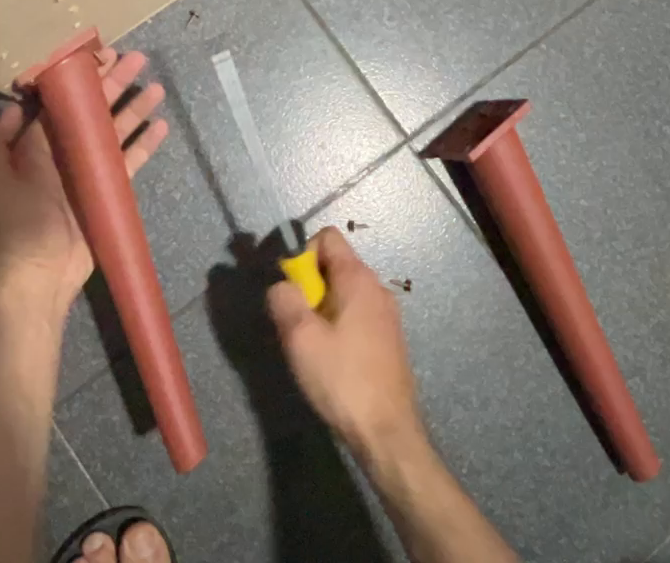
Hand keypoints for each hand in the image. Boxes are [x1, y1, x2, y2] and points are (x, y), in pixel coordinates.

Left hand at [0, 48, 168, 309]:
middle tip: (136, 59)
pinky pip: (130, 159)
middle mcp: (64, 150)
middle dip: (114, 83)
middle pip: (93, 109)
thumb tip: (15, 104)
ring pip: (116, 129)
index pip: (60, 101)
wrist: (40, 270)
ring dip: (135, 107)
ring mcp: (89, 168)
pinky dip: (145, 143)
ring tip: (156, 87)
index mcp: (35, 143)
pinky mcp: (109, 188)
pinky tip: (161, 126)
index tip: (97, 56)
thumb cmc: (16, 221)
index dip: (78, 77)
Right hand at [267, 227, 423, 454]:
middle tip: (294, 322)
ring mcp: (387, 315)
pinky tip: (330, 360)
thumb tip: (280, 286)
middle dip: (308, 285)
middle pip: (334, 265)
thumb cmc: (342, 379)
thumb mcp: (300, 337)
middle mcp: (377, 288)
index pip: (327, 237)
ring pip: (343, 292)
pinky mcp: (389, 339)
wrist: (388, 433)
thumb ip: (283, 299)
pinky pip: (355, 314)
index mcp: (358, 279)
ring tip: (309, 345)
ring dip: (320, 308)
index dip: (301, 254)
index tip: (289, 288)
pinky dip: (337, 325)